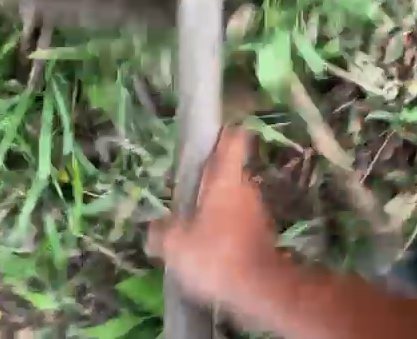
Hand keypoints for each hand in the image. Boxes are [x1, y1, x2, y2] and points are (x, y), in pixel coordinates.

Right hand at [148, 126, 284, 309]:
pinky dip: (228, 225)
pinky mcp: (263, 231)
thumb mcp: (177, 246)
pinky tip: (214, 244)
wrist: (258, 287)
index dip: (226, 131)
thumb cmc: (216, 255)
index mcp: (226, 178)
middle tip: (190, 189)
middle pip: (230, 170)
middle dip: (212, 178)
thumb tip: (153, 228)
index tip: (215, 129)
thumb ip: (162, 232)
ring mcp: (258, 208)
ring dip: (219, 205)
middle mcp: (246, 186)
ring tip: (197, 222)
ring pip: (235, 196)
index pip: (233, 140)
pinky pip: (241, 219)